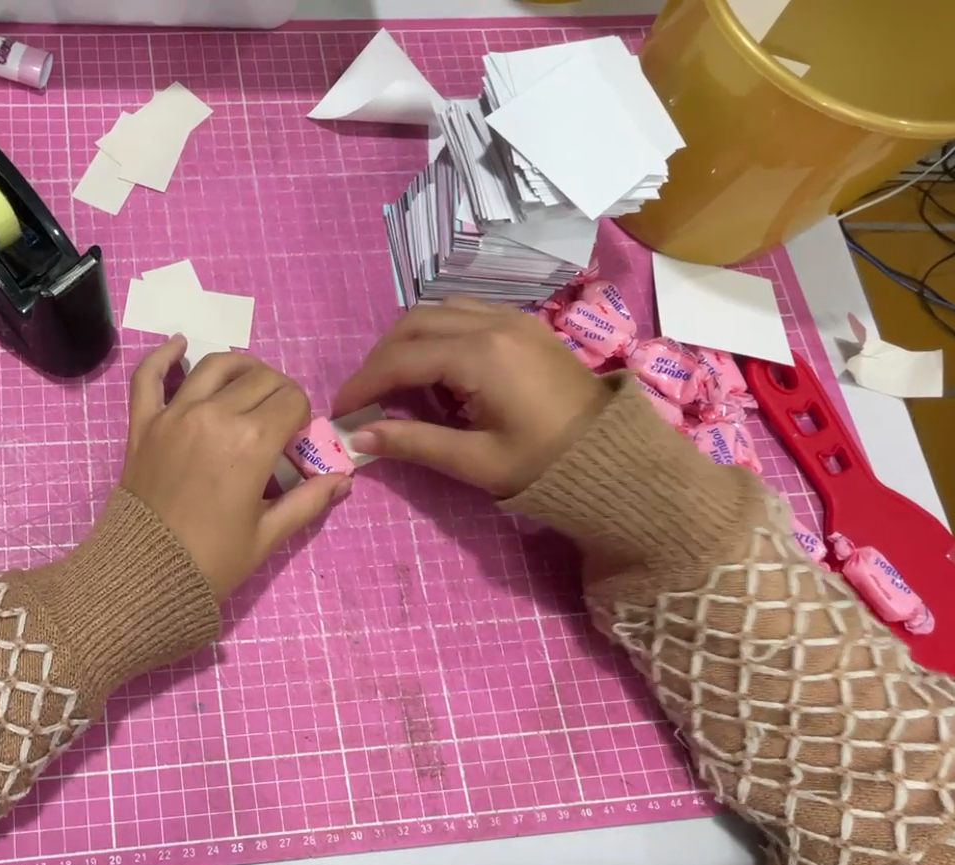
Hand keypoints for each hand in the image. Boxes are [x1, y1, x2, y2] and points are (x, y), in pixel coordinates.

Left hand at [120, 338, 351, 598]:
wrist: (145, 577)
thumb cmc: (212, 561)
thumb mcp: (267, 536)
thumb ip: (308, 501)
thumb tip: (343, 479)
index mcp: (251, 442)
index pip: (291, 399)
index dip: (302, 416)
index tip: (295, 441)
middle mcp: (214, 415)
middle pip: (260, 378)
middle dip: (278, 393)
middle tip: (276, 421)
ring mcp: (174, 415)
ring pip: (215, 366)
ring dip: (239, 368)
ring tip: (248, 383)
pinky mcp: (143, 424)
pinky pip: (149, 377)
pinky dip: (164, 356)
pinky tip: (179, 345)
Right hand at [332, 298, 611, 497]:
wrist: (612, 456)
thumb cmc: (543, 464)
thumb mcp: (474, 461)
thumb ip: (413, 443)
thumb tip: (360, 437)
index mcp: (480, 356)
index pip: (400, 360)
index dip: (363, 384)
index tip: (341, 411)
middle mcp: (493, 324)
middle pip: (413, 324)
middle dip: (380, 359)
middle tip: (365, 396)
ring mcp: (512, 319)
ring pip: (437, 311)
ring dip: (406, 341)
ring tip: (394, 381)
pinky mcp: (523, 325)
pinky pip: (464, 313)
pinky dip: (435, 334)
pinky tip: (434, 369)